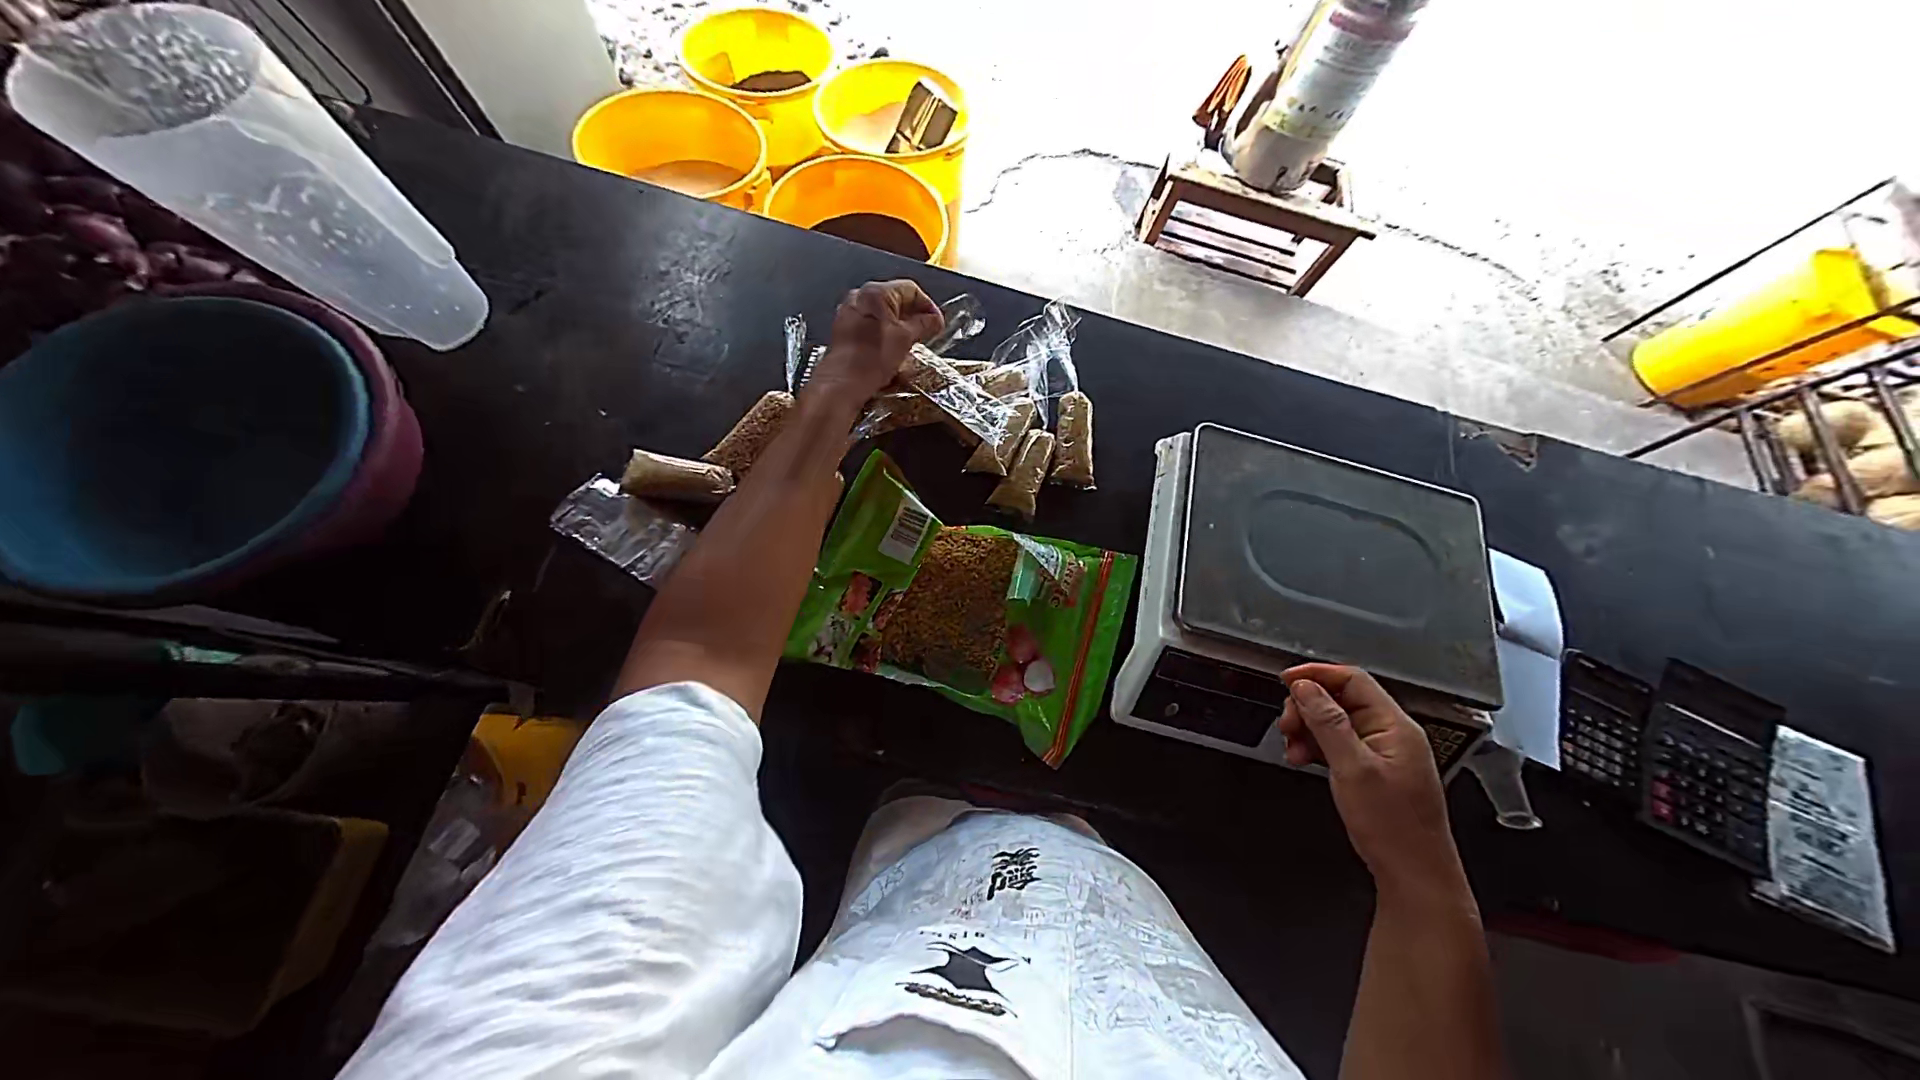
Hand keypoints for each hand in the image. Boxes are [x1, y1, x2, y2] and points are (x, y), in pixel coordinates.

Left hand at [810, 280, 942, 406]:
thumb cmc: (871, 360)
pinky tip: (891, 349)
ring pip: (883, 313)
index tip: (937, 322)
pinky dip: (884, 333)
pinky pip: (870, 324)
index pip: (911, 289)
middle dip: (914, 315)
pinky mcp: (844, 329)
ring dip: (900, 325)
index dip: (928, 306)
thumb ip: (924, 325)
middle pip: (896, 299)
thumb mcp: (905, 339)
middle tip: (927, 333)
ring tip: (911, 343)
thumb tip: (935, 320)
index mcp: (876, 293)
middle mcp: (859, 297)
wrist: (842, 383)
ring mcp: (849, 312)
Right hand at [1277, 664, 1466, 896]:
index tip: (1287, 680)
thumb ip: (1328, 722)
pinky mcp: (1372, 769)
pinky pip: (1337, 743)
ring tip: (1293, 749)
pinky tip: (1303, 759)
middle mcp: (1391, 734)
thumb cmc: (1394, 829)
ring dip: (1307, 729)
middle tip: (1287, 725)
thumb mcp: (1353, 768)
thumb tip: (1306, 687)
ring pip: (1334, 721)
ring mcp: (1382, 752)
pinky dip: (1315, 746)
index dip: (1316, 675)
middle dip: (1306, 707)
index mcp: (1395, 727)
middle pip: (1340, 699)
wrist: (1414, 875)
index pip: (1353, 680)